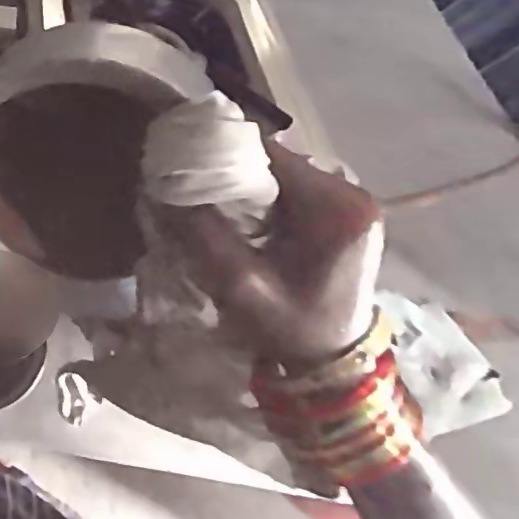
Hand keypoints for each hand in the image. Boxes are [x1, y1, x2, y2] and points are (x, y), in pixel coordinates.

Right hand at [155, 138, 382, 365]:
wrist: (335, 365)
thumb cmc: (291, 330)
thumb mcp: (241, 286)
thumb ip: (204, 234)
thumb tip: (166, 189)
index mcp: (337, 208)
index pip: (269, 153)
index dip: (224, 153)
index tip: (187, 162)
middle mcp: (352, 194)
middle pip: (276, 159)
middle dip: (232, 168)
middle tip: (194, 183)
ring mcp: (350, 202)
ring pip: (281, 170)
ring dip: (246, 181)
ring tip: (212, 198)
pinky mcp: (342, 212)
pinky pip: (292, 186)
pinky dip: (262, 193)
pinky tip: (241, 212)